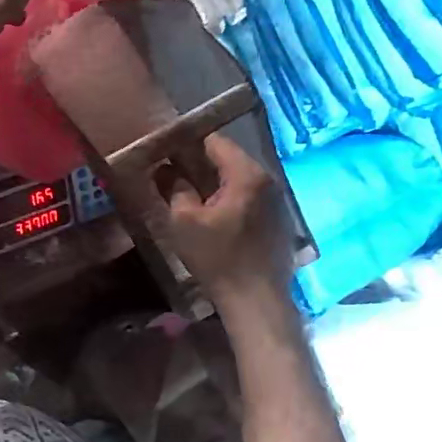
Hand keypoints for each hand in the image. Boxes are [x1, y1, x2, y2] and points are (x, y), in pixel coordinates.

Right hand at [159, 135, 291, 308]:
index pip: (214, 141)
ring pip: (238, 179)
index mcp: (247, 174)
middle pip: (227, 158)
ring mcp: (276, 199)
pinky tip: (211, 214)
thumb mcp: (184, 221)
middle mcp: (268, 179)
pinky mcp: (277, 219)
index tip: (164, 150)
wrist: (256, 299)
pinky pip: (248, 197)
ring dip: (213, 182)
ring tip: (187, 192)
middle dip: (198, 163)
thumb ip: (174, 187)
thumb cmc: (218, 258)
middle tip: (170, 171)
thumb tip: (164, 168)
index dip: (186, 142)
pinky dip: (228, 198)